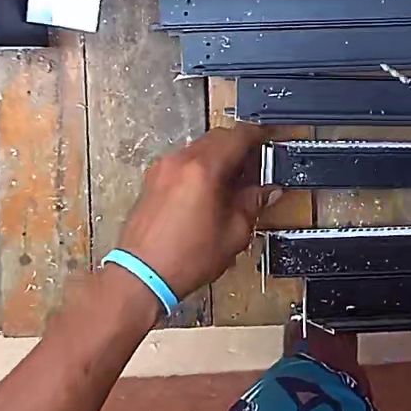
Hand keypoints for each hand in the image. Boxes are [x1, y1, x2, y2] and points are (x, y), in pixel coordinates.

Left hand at [116, 124, 280, 299]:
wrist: (142, 275)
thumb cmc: (184, 258)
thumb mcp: (233, 233)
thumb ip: (253, 205)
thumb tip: (267, 193)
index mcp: (204, 169)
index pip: (238, 136)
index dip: (258, 136)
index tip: (268, 139)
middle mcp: (180, 161)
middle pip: (218, 138)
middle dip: (239, 148)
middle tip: (255, 169)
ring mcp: (163, 168)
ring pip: (199, 148)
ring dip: (219, 158)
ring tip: (232, 186)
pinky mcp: (152, 179)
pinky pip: (183, 162)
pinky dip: (199, 168)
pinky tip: (208, 192)